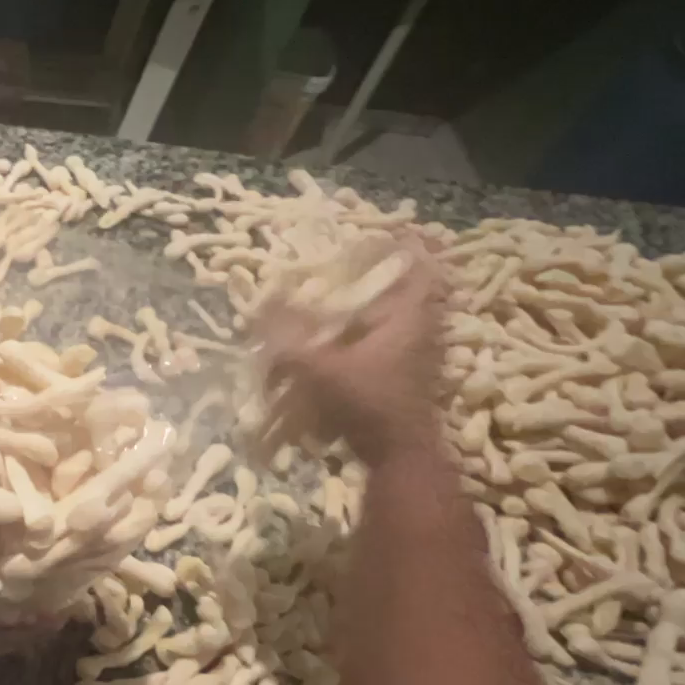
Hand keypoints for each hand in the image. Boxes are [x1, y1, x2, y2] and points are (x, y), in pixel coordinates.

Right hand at [258, 240, 444, 466]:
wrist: (399, 455)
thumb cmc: (367, 404)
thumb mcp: (319, 366)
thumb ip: (288, 333)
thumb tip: (262, 297)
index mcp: (410, 319)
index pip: (422, 267)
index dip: (408, 245)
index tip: (389, 228)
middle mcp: (422, 332)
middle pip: (412, 291)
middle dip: (388, 276)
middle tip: (358, 264)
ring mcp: (419, 356)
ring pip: (401, 319)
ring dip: (377, 308)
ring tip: (344, 303)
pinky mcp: (407, 378)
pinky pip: (389, 344)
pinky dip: (370, 337)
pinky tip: (342, 345)